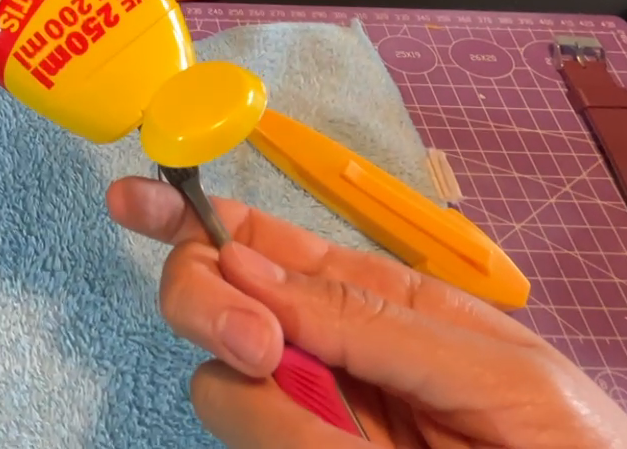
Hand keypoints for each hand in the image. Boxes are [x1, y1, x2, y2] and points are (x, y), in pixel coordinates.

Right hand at [107, 177, 626, 448]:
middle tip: (257, 345)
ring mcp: (305, 416)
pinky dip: (288, 444)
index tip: (127, 201)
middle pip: (209, 294)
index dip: (182, 212)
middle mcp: (315, 347)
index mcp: (362, 297)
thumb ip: (365, 316)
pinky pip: (254, 437)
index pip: (252, 238)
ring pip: (219, 384)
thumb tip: (238, 258)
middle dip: (208, 303)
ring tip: (352, 448)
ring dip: (267, 407)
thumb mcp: (498, 372)